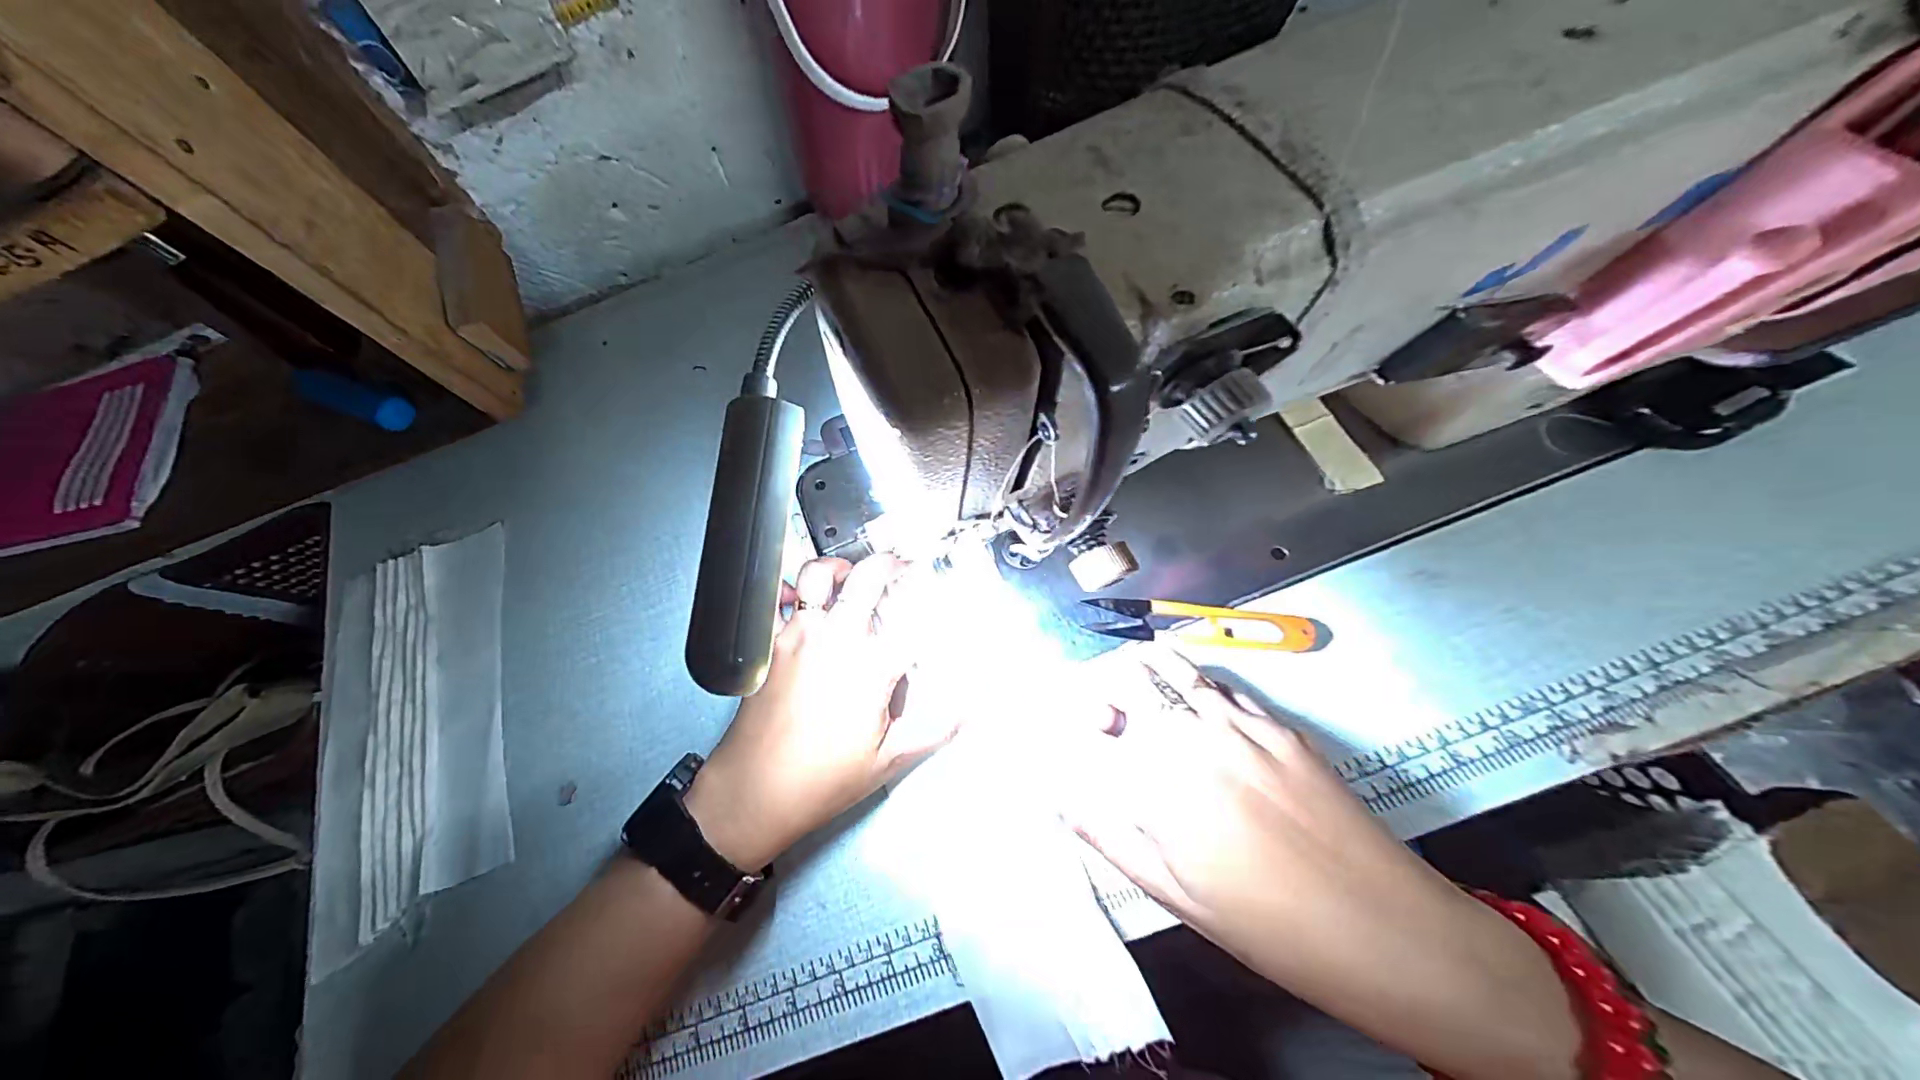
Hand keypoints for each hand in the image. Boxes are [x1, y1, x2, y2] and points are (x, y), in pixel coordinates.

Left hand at [684, 555, 957, 869]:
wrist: (754, 792)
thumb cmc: (816, 781)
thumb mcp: (888, 760)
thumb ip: (934, 729)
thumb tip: (966, 712)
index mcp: (871, 667)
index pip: (913, 615)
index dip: (932, 602)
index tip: (939, 604)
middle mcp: (836, 641)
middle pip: (869, 578)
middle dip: (892, 565)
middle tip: (902, 568)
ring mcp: (799, 638)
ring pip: (818, 575)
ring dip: (840, 568)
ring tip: (852, 574)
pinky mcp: (771, 646)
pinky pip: (778, 600)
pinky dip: (791, 590)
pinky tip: (800, 596)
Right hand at [1057, 648, 1581, 1079]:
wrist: (1381, 928)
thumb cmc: (1266, 924)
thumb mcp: (1176, 893)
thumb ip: (1112, 838)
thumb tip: (1063, 801)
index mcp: (1162, 784)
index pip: (1107, 727)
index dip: (1089, 714)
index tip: (1086, 719)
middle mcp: (1197, 742)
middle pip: (1144, 687)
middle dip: (1120, 678)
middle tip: (1112, 683)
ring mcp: (1244, 731)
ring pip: (1188, 678)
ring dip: (1158, 663)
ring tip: (1142, 652)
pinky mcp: (1284, 731)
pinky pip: (1232, 691)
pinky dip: (1206, 680)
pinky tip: (1201, 684)